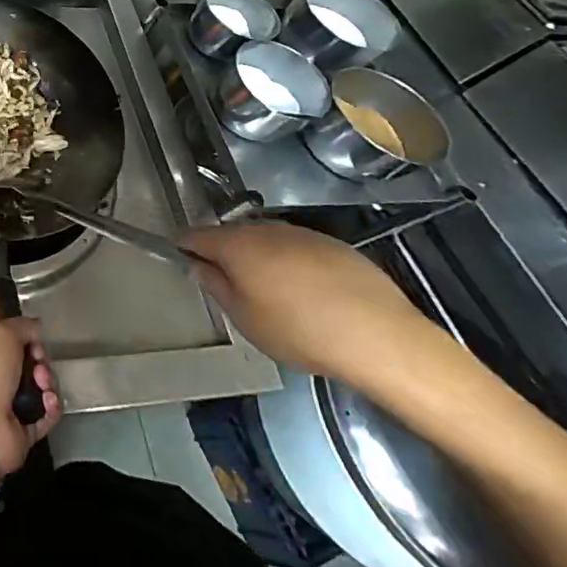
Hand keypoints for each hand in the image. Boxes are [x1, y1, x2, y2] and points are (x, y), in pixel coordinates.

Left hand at [0, 318, 61, 477]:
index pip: (4, 334)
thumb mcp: (2, 335)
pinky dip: (51, 408)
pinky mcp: (23, 429)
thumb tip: (37, 327)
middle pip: (27, 360)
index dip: (22, 332)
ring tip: (43, 386)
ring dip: (47, 382)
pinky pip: (46, 414)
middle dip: (39, 359)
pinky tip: (48, 403)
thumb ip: (22, 326)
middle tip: (39, 363)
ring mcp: (8, 403)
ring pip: (39, 386)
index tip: (34, 335)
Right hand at [181, 221, 439, 385]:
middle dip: (224, 252)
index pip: (196, 234)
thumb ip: (215, 286)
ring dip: (259, 257)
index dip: (185, 247)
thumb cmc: (300, 330)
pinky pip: (298, 248)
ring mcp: (303, 234)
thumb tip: (200, 266)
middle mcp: (266, 229)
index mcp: (236, 244)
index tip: (185, 262)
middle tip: (228, 285)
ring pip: (266, 239)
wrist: (381, 337)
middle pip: (232, 233)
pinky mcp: (335, 245)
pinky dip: (291, 263)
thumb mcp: (245, 319)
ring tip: (269, 291)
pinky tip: (306, 294)